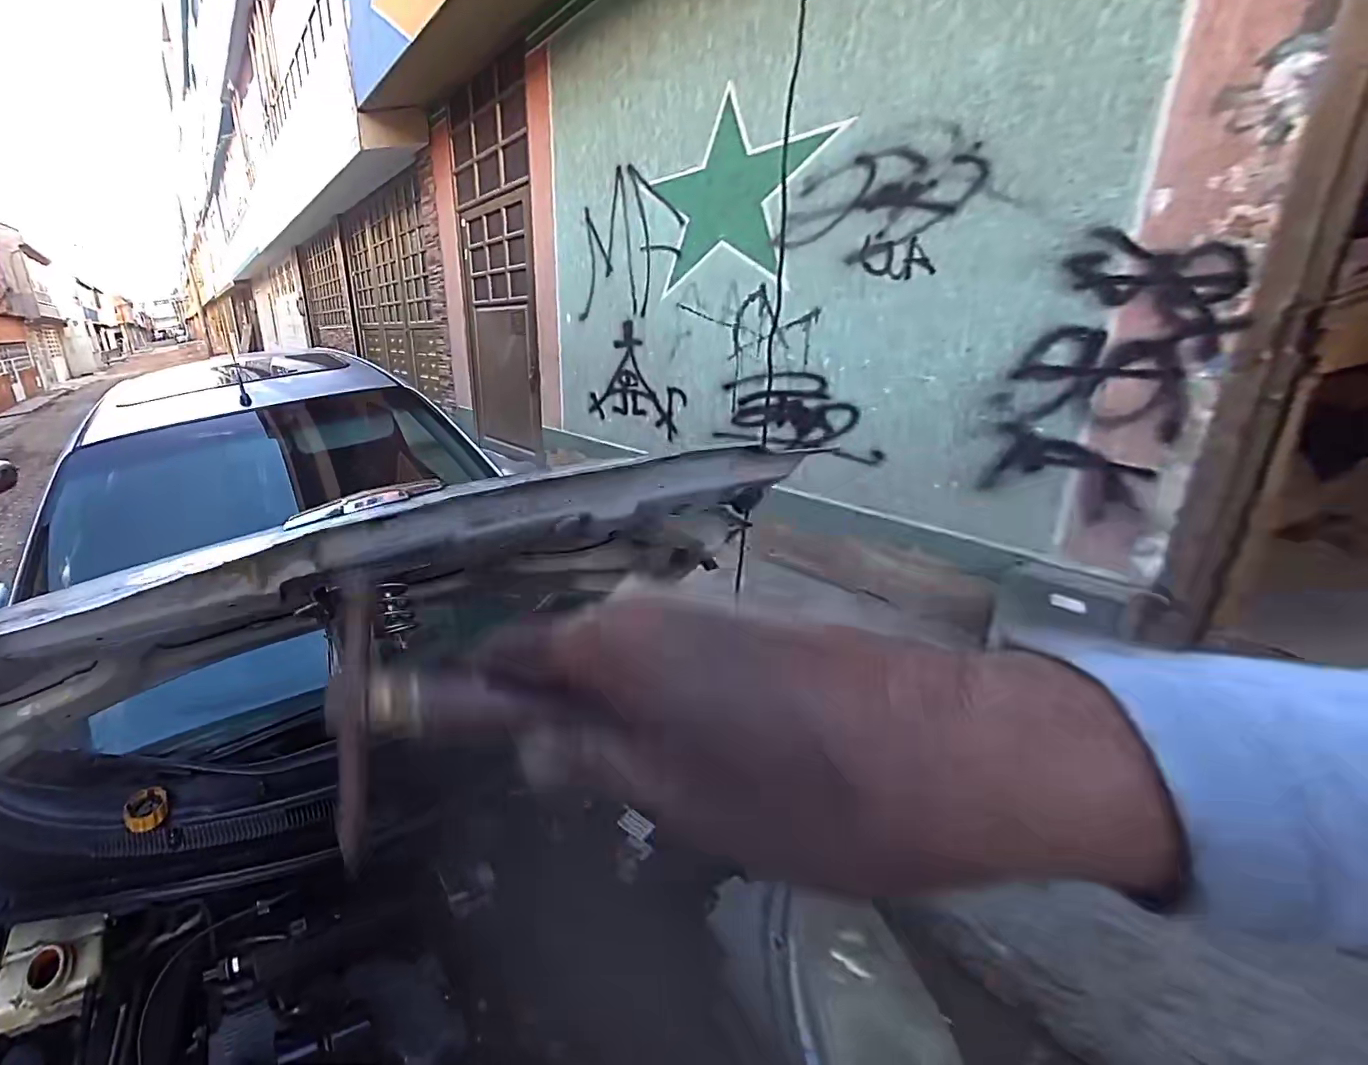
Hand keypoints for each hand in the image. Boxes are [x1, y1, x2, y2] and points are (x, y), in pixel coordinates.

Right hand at [401, 593, 1181, 897]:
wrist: (971, 747)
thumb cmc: (805, 789)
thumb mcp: (676, 798)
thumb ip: (586, 763)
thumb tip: (529, 750)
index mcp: (605, 644)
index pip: (497, 655)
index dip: (455, 686)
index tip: (434, 715)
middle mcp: (635, 607)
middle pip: (548, 650)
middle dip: (528, 701)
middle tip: (540, 766)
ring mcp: (688, 608)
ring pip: (602, 654)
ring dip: (586, 701)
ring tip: (611, 765)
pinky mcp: (732, 621)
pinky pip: (651, 651)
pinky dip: (634, 690)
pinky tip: (669, 738)